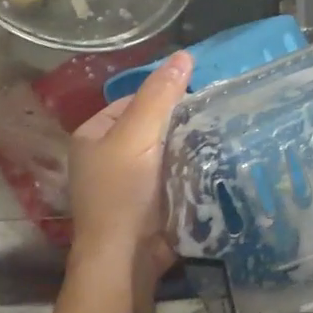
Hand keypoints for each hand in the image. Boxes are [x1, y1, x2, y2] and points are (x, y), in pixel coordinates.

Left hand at [66, 52, 191, 284]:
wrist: (126, 258)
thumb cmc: (123, 191)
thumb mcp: (138, 134)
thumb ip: (160, 95)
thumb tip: (184, 55)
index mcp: (93, 135)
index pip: (134, 100)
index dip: (164, 97)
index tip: (196, 99)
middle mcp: (106, 156)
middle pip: (152, 126)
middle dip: (180, 124)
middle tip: (212, 119)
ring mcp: (128, 183)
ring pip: (166, 151)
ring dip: (189, 147)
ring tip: (219, 137)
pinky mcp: (149, 203)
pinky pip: (174, 175)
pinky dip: (191, 170)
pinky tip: (214, 163)